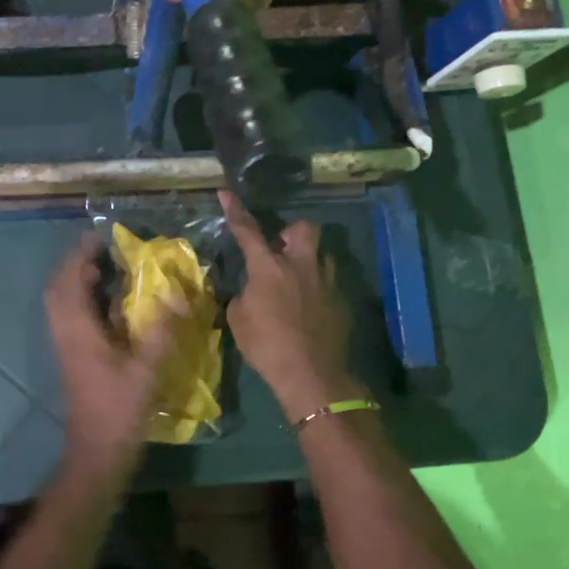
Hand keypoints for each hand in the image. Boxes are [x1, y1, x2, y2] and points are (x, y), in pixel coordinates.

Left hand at [45, 235, 170, 476]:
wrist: (97, 451)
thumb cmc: (119, 409)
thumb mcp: (147, 369)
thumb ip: (161, 330)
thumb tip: (175, 293)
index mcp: (77, 330)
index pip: (69, 280)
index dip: (80, 255)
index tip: (100, 238)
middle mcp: (64, 332)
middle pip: (58, 287)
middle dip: (76, 264)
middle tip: (103, 252)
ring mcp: (65, 346)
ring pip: (61, 303)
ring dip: (77, 282)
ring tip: (107, 271)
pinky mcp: (71, 357)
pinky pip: (69, 316)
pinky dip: (82, 300)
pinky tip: (110, 305)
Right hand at [218, 190, 361, 422]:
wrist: (312, 376)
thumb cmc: (266, 346)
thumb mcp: (239, 320)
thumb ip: (244, 295)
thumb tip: (252, 290)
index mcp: (269, 268)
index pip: (248, 230)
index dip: (235, 210)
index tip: (226, 192)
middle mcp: (301, 266)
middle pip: (304, 229)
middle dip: (292, 232)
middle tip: (281, 249)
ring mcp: (326, 283)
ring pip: (320, 256)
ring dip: (307, 263)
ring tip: (296, 283)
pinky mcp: (342, 302)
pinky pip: (328, 285)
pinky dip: (316, 291)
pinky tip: (308, 311)